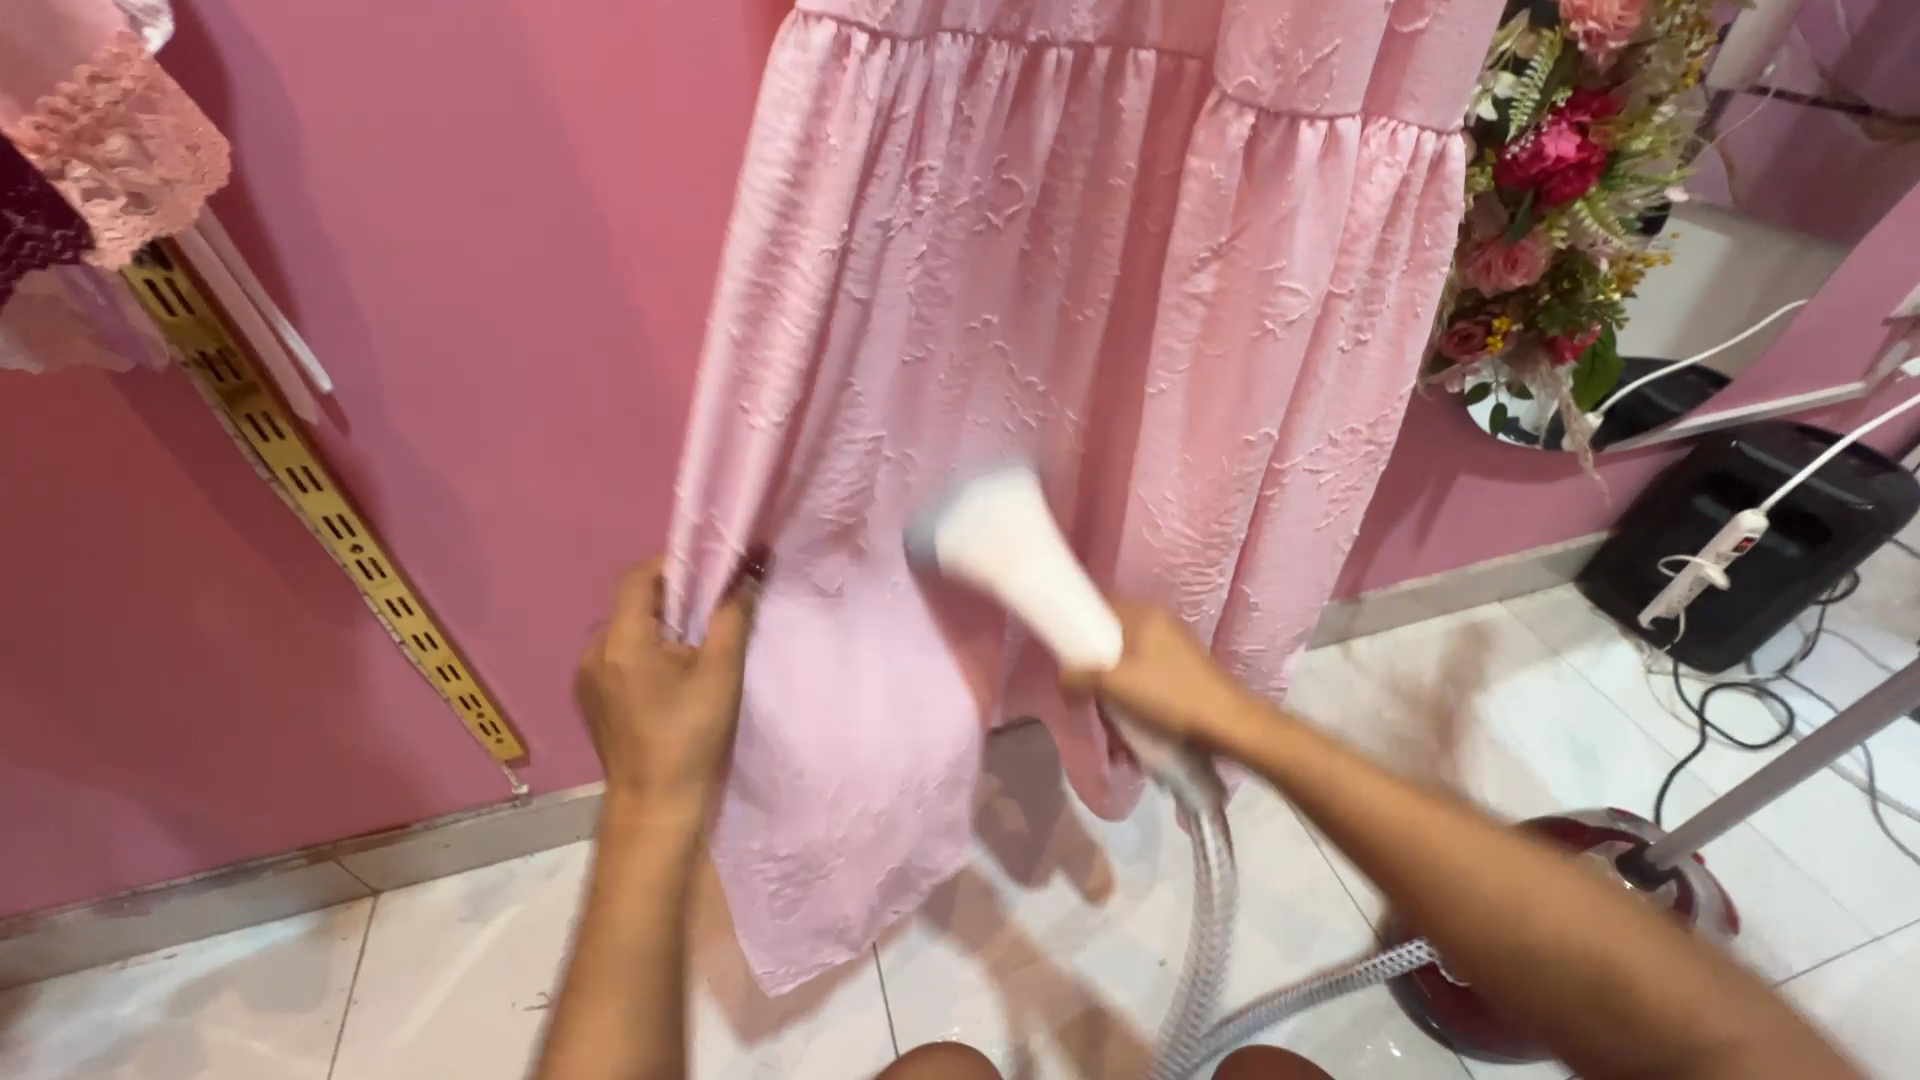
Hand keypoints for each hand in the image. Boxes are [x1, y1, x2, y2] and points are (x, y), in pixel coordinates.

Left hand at [574, 551, 766, 832]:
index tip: (713, 573)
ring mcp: (587, 678)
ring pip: (627, 629)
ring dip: (661, 626)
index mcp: (621, 640)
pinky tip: (673, 676)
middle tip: (714, 610)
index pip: (639, 576)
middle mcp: (593, 651)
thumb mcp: (721, 671)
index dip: (676, 564)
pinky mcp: (592, 699)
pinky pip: (620, 655)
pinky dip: (647, 651)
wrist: (657, 806)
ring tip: (697, 646)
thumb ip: (732, 614)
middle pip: (633, 602)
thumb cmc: (692, 736)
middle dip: (675, 597)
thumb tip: (747, 572)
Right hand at [1061, 602, 1262, 753]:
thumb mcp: (1115, 684)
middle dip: (1094, 656)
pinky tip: (1130, 707)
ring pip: (1128, 651)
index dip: (1078, 623)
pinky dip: (1132, 682)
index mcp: (1144, 613)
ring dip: (1113, 674)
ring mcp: (1175, 641)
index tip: (1064, 649)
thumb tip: (1062, 677)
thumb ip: (1080, 676)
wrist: (1227, 724)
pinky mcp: (1184, 664)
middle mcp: (1160, 619)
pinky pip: (1145, 666)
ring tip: (1105, 700)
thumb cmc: (1169, 695)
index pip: (1100, 604)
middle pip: (1113, 630)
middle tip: (1082, 681)